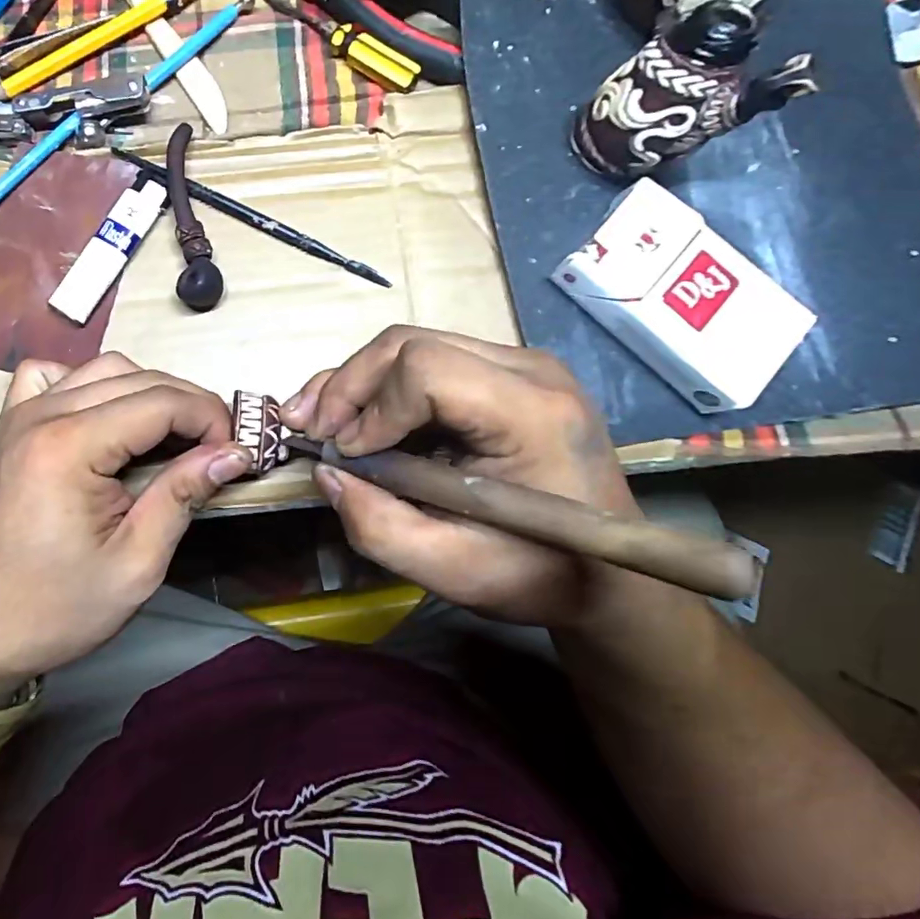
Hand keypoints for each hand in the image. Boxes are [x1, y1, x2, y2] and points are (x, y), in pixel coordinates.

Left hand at [0, 353, 248, 710]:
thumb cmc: (55, 609)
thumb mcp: (135, 564)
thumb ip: (183, 495)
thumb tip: (233, 453)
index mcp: (69, 447)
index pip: (160, 401)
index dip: (209, 418)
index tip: (235, 452)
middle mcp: (40, 415)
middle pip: (135, 378)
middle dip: (187, 406)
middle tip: (215, 449)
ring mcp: (18, 415)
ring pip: (99, 370)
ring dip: (145, 393)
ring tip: (170, 439)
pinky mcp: (8, 426)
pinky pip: (51, 378)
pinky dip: (88, 385)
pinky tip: (103, 419)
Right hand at [281, 326, 642, 628]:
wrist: (610, 572)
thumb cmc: (540, 574)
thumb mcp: (452, 571)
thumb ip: (378, 526)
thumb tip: (326, 473)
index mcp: (531, 414)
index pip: (428, 370)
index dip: (372, 408)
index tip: (347, 456)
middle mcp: (529, 370)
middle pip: (409, 344)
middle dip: (347, 386)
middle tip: (309, 429)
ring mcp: (518, 366)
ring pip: (409, 346)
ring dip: (353, 383)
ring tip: (312, 419)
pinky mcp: (503, 375)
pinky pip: (424, 362)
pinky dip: (377, 389)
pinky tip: (348, 418)